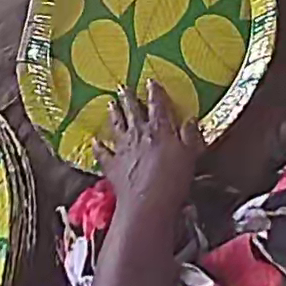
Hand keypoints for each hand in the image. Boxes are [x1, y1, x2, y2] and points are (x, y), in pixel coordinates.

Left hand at [95, 83, 201, 212]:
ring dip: (113, 114)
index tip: (150, 80)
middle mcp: (139, 133)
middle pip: (133, 111)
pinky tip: (94, 141)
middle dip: (128, 97)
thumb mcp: (190, 155)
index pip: (157, 104)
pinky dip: (98, 147)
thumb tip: (191, 118)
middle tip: (122, 87)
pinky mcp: (112, 166)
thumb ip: (189, 135)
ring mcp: (123, 149)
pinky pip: (103, 153)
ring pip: (117, 126)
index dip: (154, 91)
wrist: (146, 205)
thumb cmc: (172, 179)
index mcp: (159, 128)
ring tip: (110, 104)